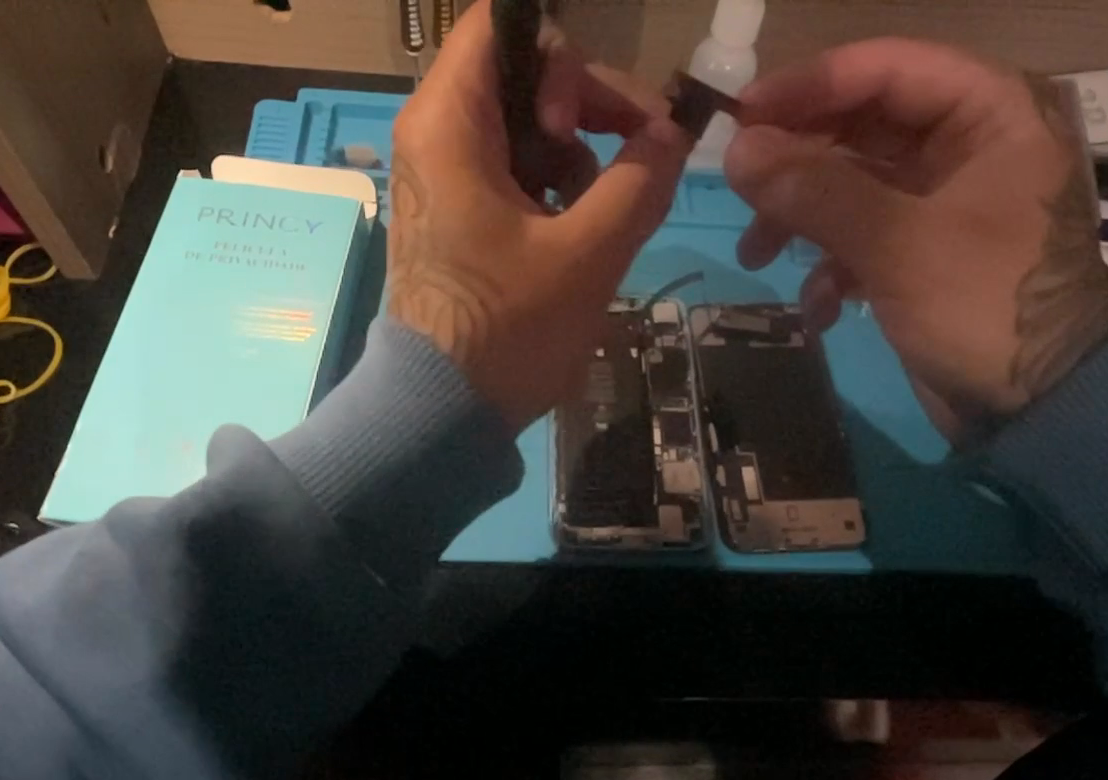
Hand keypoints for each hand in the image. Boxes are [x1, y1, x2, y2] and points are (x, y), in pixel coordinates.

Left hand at [386, 5, 689, 429]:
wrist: (442, 414)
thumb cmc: (508, 331)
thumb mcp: (588, 255)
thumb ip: (641, 182)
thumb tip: (673, 135)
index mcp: (448, 124)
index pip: (505, 28)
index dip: (568, 62)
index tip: (592, 127)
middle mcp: (434, 137)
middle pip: (520, 76)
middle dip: (585, 111)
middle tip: (627, 164)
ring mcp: (442, 181)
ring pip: (522, 129)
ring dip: (577, 160)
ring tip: (598, 217)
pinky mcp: (455, 221)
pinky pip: (511, 176)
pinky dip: (552, 193)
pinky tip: (573, 238)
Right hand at [724, 40, 1107, 446]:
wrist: (1033, 407)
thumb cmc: (983, 307)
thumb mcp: (898, 245)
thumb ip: (816, 192)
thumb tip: (737, 152)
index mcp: (988, 116)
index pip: (887, 71)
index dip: (810, 86)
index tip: (741, 116)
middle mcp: (965, 148)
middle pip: (860, 129)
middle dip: (796, 164)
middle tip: (737, 191)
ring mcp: (940, 206)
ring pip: (851, 188)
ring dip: (800, 220)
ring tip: (755, 257)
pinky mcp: (919, 257)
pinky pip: (860, 240)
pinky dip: (829, 269)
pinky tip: (816, 310)